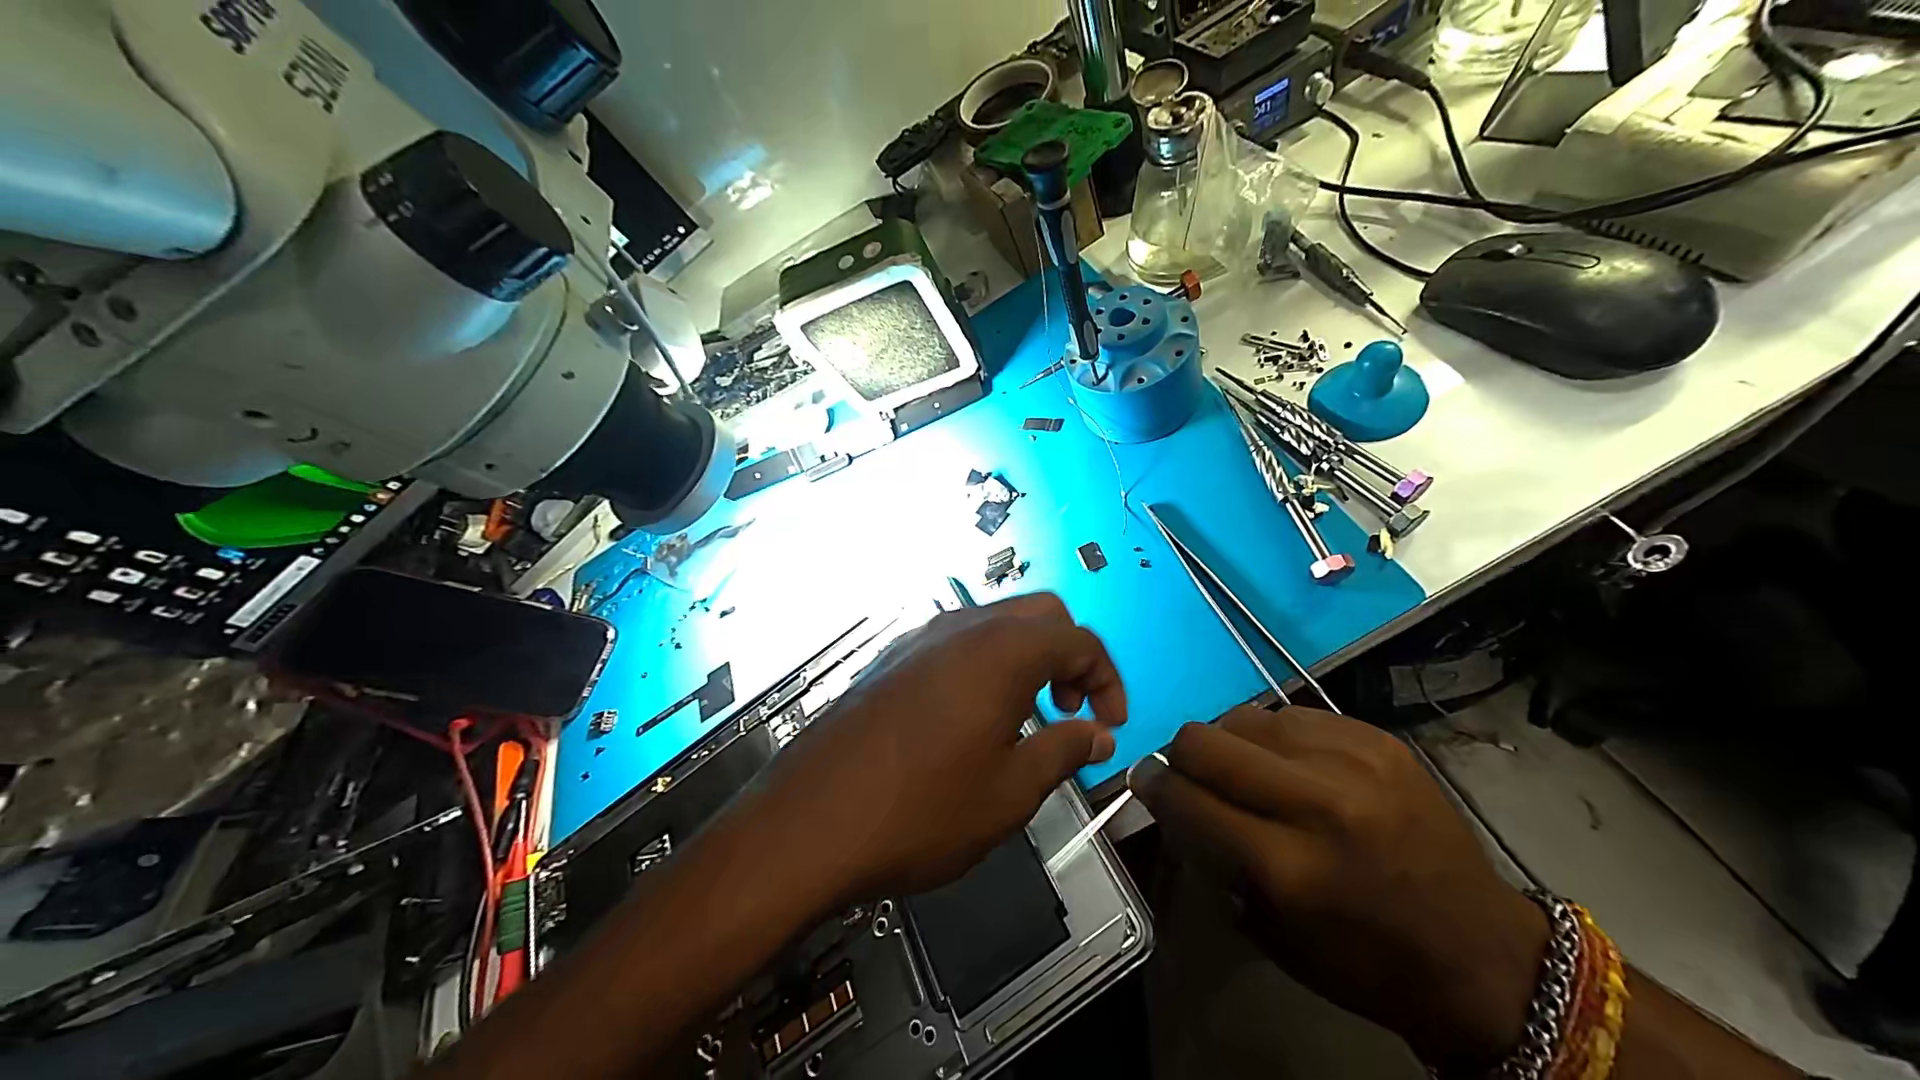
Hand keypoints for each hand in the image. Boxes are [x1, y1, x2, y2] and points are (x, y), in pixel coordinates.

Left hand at [742, 592, 1126, 901]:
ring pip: (994, 624)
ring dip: (1027, 658)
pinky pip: (955, 643)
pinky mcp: (890, 660)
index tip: (1111, 723)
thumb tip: (1096, 734)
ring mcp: (919, 640)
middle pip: (1039, 615)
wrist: (811, 823)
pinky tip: (975, 719)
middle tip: (1073, 711)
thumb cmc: (920, 811)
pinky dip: (985, 665)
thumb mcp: (1009, 792)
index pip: (1079, 640)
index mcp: (1001, 652)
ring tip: (1027, 719)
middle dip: (1069, 656)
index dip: (1108, 679)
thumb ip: (1063, 751)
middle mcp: (960, 630)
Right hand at [1131, 706, 1547, 1071]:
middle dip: (1180, 754)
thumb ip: (1213, 858)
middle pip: (1206, 741)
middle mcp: (1318, 802)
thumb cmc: (1365, 960)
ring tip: (1246, 768)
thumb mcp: (1271, 931)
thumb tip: (1173, 801)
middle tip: (1187, 771)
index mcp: (1287, 865)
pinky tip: (1291, 762)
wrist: (1484, 954)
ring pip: (1246, 717)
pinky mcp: (1379, 741)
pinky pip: (1295, 714)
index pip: (1186, 798)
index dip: (1154, 786)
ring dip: (1231, 742)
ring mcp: (1354, 763)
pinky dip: (1277, 736)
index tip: (1146, 781)